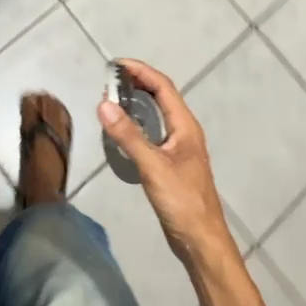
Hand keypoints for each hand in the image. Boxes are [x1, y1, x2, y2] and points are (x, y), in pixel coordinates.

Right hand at [98, 59, 230, 262]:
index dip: (141, 71)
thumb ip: (128, 136)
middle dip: (138, 83)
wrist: (201, 241)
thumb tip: (104, 104)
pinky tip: (124, 133)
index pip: (163, 87)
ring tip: (113, 100)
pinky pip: (155, 133)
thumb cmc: (182, 201)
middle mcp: (185, 132)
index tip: (116, 64)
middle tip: (110, 80)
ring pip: (159, 115)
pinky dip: (139, 124)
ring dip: (138, 103)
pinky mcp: (173, 165)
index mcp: (185, 126)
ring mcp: (180, 149)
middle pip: (162, 97)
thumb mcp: (152, 166)